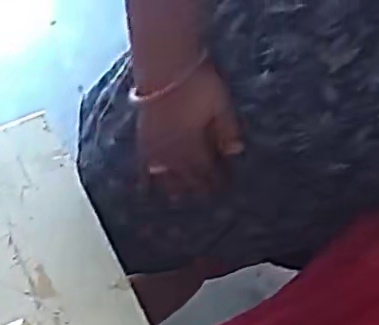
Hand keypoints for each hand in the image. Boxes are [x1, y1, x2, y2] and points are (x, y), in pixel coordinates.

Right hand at [137, 61, 243, 196]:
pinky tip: (151, 184)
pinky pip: (146, 169)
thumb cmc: (197, 85)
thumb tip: (236, 151)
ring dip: (172, 188)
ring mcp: (154, 152)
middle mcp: (171, 156)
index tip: (224, 187)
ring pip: (164, 178)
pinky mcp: (143, 145)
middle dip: (196, 186)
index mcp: (192, 147)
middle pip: (185, 177)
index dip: (215, 180)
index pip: (206, 170)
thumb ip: (227, 129)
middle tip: (204, 196)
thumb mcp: (220, 104)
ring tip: (177, 196)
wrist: (165, 73)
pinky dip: (150, 179)